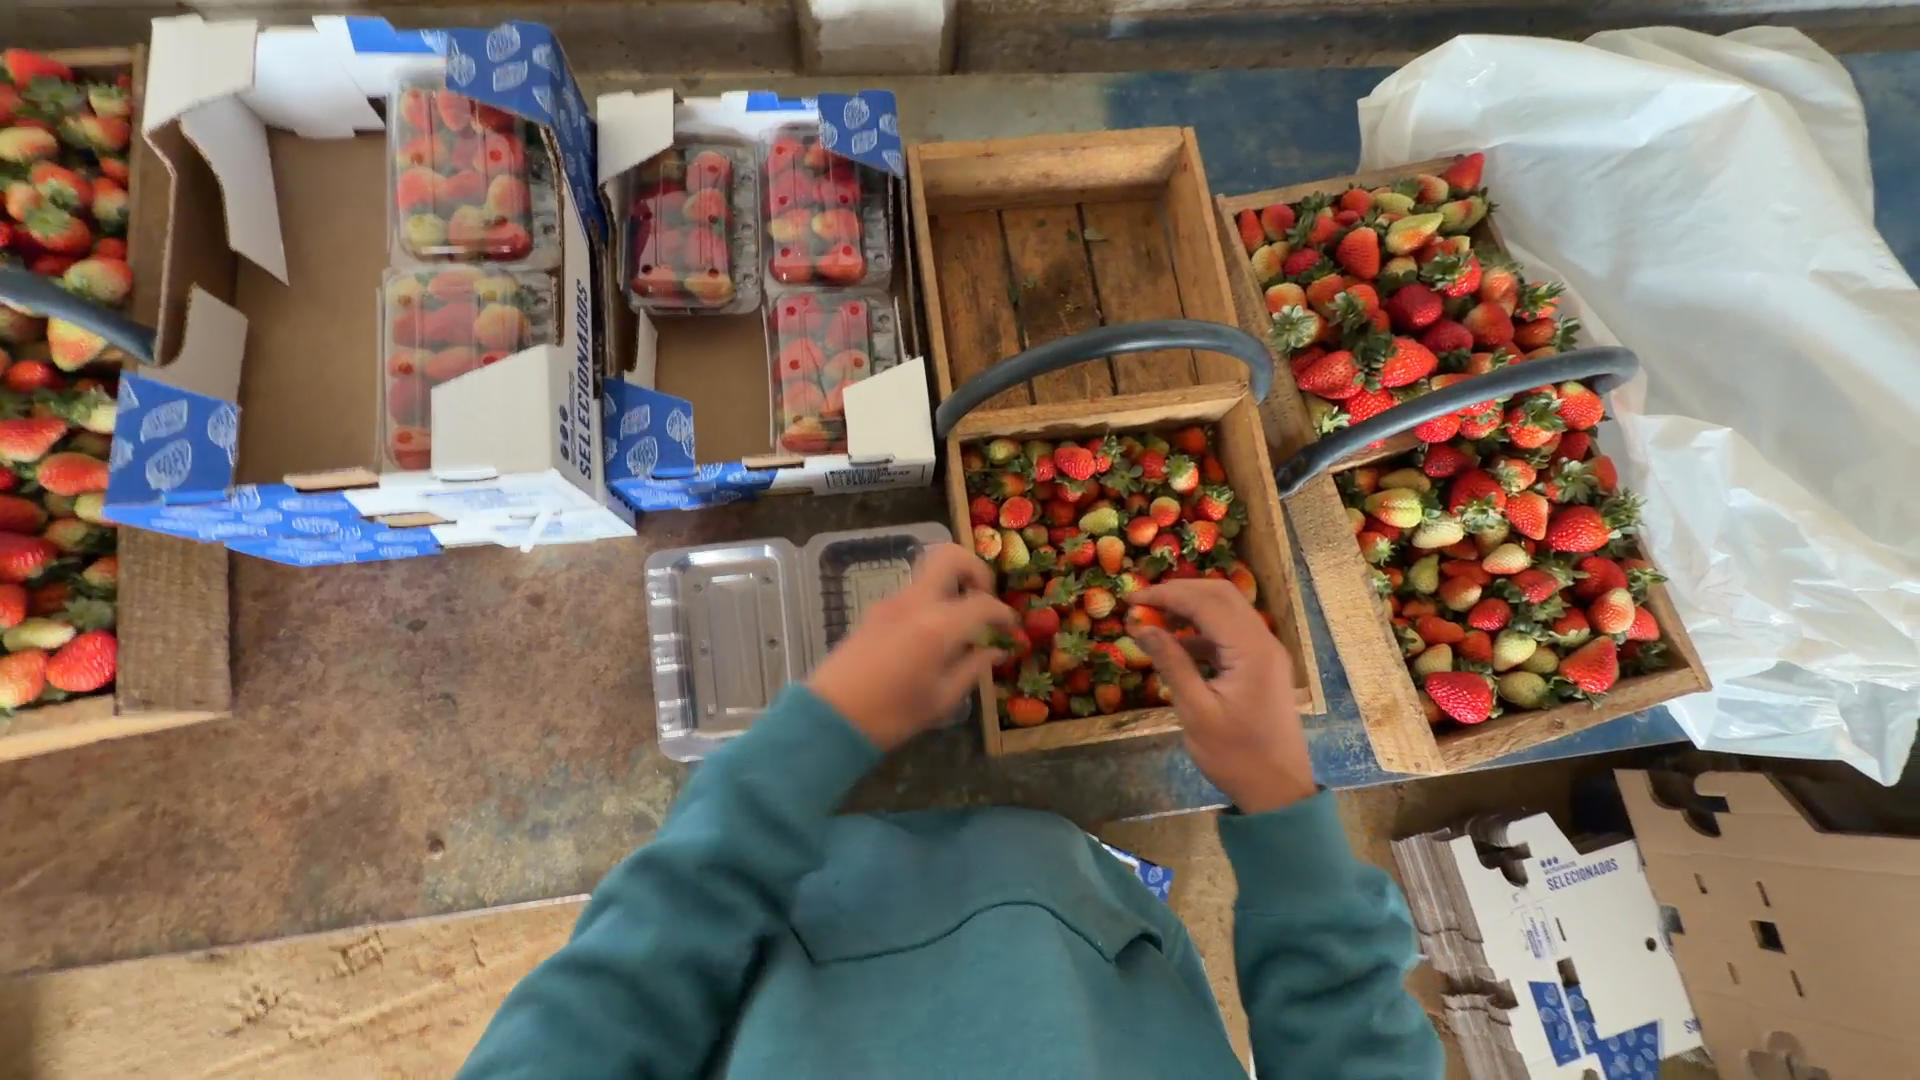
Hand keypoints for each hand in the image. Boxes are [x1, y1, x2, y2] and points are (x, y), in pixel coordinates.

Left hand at [807, 542, 1015, 751]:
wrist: (830, 717)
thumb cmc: (891, 715)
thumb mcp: (942, 699)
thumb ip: (973, 668)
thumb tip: (994, 650)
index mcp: (937, 625)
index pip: (982, 603)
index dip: (1003, 613)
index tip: (1011, 627)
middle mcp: (915, 602)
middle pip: (950, 556)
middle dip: (975, 570)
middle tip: (983, 598)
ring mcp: (891, 602)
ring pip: (929, 573)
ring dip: (951, 585)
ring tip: (961, 622)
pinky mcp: (874, 611)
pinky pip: (913, 593)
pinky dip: (931, 600)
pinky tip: (934, 635)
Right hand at [1128, 580, 1313, 814]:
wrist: (1278, 792)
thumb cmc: (1235, 755)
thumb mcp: (1195, 711)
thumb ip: (1170, 663)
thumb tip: (1141, 627)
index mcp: (1251, 650)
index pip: (1205, 602)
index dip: (1166, 595)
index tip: (1131, 600)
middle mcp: (1263, 642)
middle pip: (1220, 595)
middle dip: (1179, 592)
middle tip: (1142, 603)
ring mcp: (1265, 653)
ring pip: (1226, 611)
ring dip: (1189, 608)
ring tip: (1152, 620)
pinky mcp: (1261, 666)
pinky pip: (1229, 634)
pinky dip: (1200, 630)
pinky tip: (1174, 645)